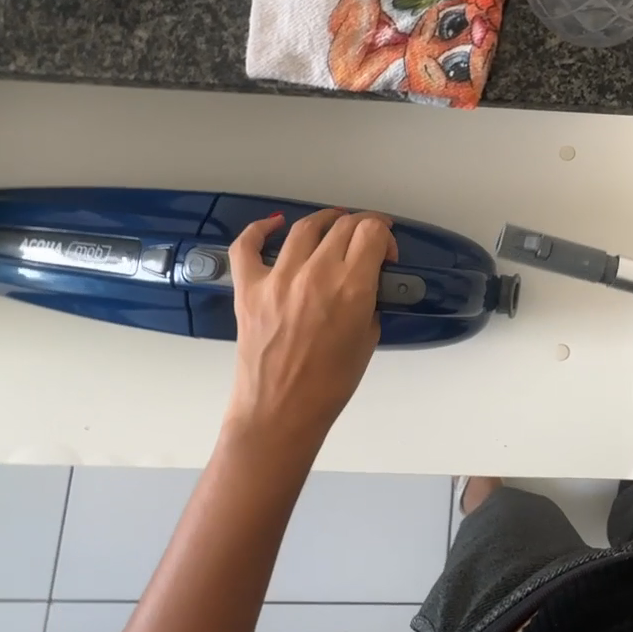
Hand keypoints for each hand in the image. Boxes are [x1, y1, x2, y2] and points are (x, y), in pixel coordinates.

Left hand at [224, 208, 398, 454]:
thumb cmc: (331, 383)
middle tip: (366, 240)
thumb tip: (365, 281)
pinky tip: (274, 224)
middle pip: (344, 225)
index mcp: (351, 287)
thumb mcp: (369, 337)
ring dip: (325, 220)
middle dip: (362, 226)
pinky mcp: (249, 289)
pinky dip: (260, 229)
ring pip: (305, 227)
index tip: (386, 251)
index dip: (385, 235)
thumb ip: (369, 300)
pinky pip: (247, 246)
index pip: (372, 232)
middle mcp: (316, 274)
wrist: (282, 411)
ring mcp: (278, 279)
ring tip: (334, 223)